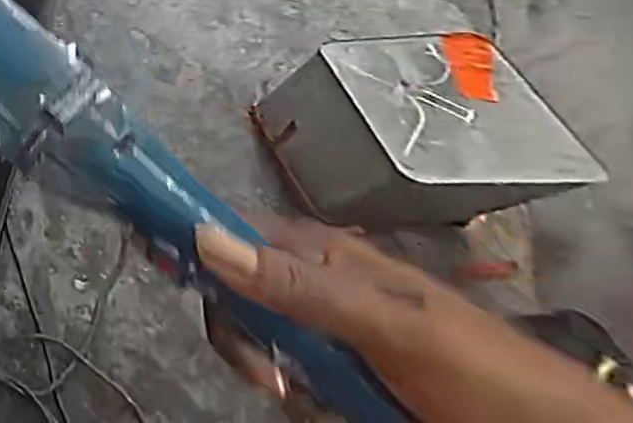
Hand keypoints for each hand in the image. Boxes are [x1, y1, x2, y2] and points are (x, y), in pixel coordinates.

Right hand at [194, 220, 632, 422]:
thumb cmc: (473, 366)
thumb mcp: (381, 320)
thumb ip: (292, 280)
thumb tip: (200, 234)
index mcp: (313, 248)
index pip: (226, 229)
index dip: (190, 239)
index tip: (159, 262)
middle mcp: (308, 278)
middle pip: (233, 290)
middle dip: (240, 334)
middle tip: (270, 377)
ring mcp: (324, 327)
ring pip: (257, 338)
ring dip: (268, 369)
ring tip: (308, 400)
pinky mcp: (338, 372)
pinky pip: (288, 375)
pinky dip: (293, 393)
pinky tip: (321, 406)